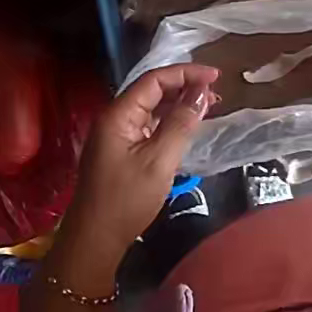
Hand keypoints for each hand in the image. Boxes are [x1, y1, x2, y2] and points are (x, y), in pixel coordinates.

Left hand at [54, 64, 219, 277]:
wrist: (95, 238)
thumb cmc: (126, 199)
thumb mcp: (159, 160)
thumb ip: (180, 124)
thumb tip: (201, 93)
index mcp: (118, 114)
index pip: (153, 80)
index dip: (185, 73)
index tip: (216, 76)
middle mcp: (114, 119)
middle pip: (150, 91)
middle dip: (183, 87)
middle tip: (216, 93)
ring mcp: (115, 135)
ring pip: (150, 110)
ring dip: (177, 105)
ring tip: (208, 107)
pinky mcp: (119, 151)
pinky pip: (147, 127)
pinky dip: (168, 123)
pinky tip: (186, 127)